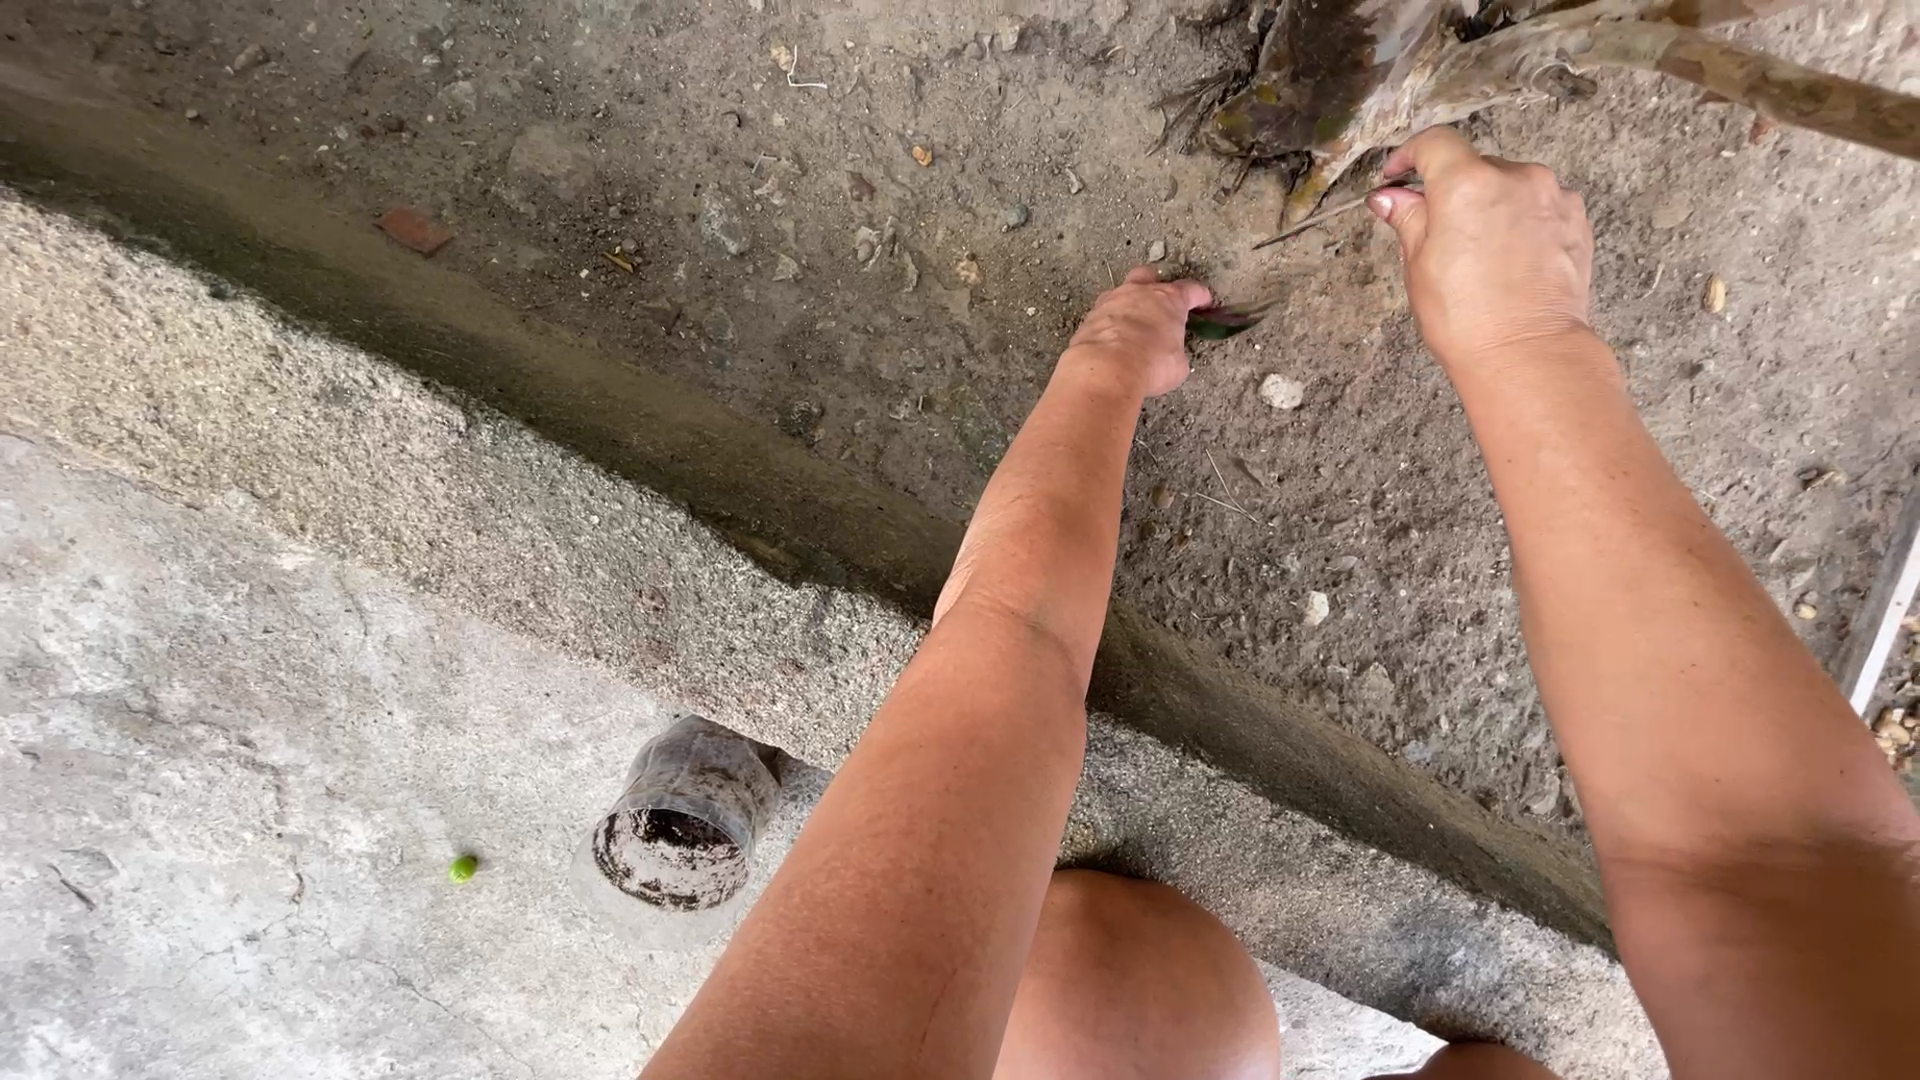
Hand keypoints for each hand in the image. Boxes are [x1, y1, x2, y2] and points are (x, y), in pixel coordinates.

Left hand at [1061, 266, 1211, 398]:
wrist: (1106, 368)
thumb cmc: (1149, 364)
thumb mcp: (1177, 366)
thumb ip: (1176, 354)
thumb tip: (1172, 359)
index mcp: (1169, 299)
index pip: (1190, 290)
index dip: (1199, 296)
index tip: (1204, 302)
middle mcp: (1139, 293)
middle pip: (1149, 276)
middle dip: (1155, 284)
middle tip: (1159, 299)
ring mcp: (1111, 302)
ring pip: (1121, 292)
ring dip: (1127, 304)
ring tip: (1131, 322)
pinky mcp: (1090, 317)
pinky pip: (1102, 315)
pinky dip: (1108, 323)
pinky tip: (1110, 337)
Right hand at [1368, 127, 1597, 372]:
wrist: (1525, 348)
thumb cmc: (1464, 315)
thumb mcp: (1419, 265)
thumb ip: (1408, 219)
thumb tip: (1391, 197)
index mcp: (1467, 185)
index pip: (1435, 145)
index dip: (1408, 155)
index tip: (1396, 174)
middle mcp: (1515, 176)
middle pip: (1473, 167)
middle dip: (1448, 192)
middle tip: (1430, 233)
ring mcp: (1552, 195)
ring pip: (1506, 186)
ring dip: (1484, 206)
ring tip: (1472, 253)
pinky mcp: (1574, 217)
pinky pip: (1535, 205)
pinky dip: (1514, 221)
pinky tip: (1503, 259)